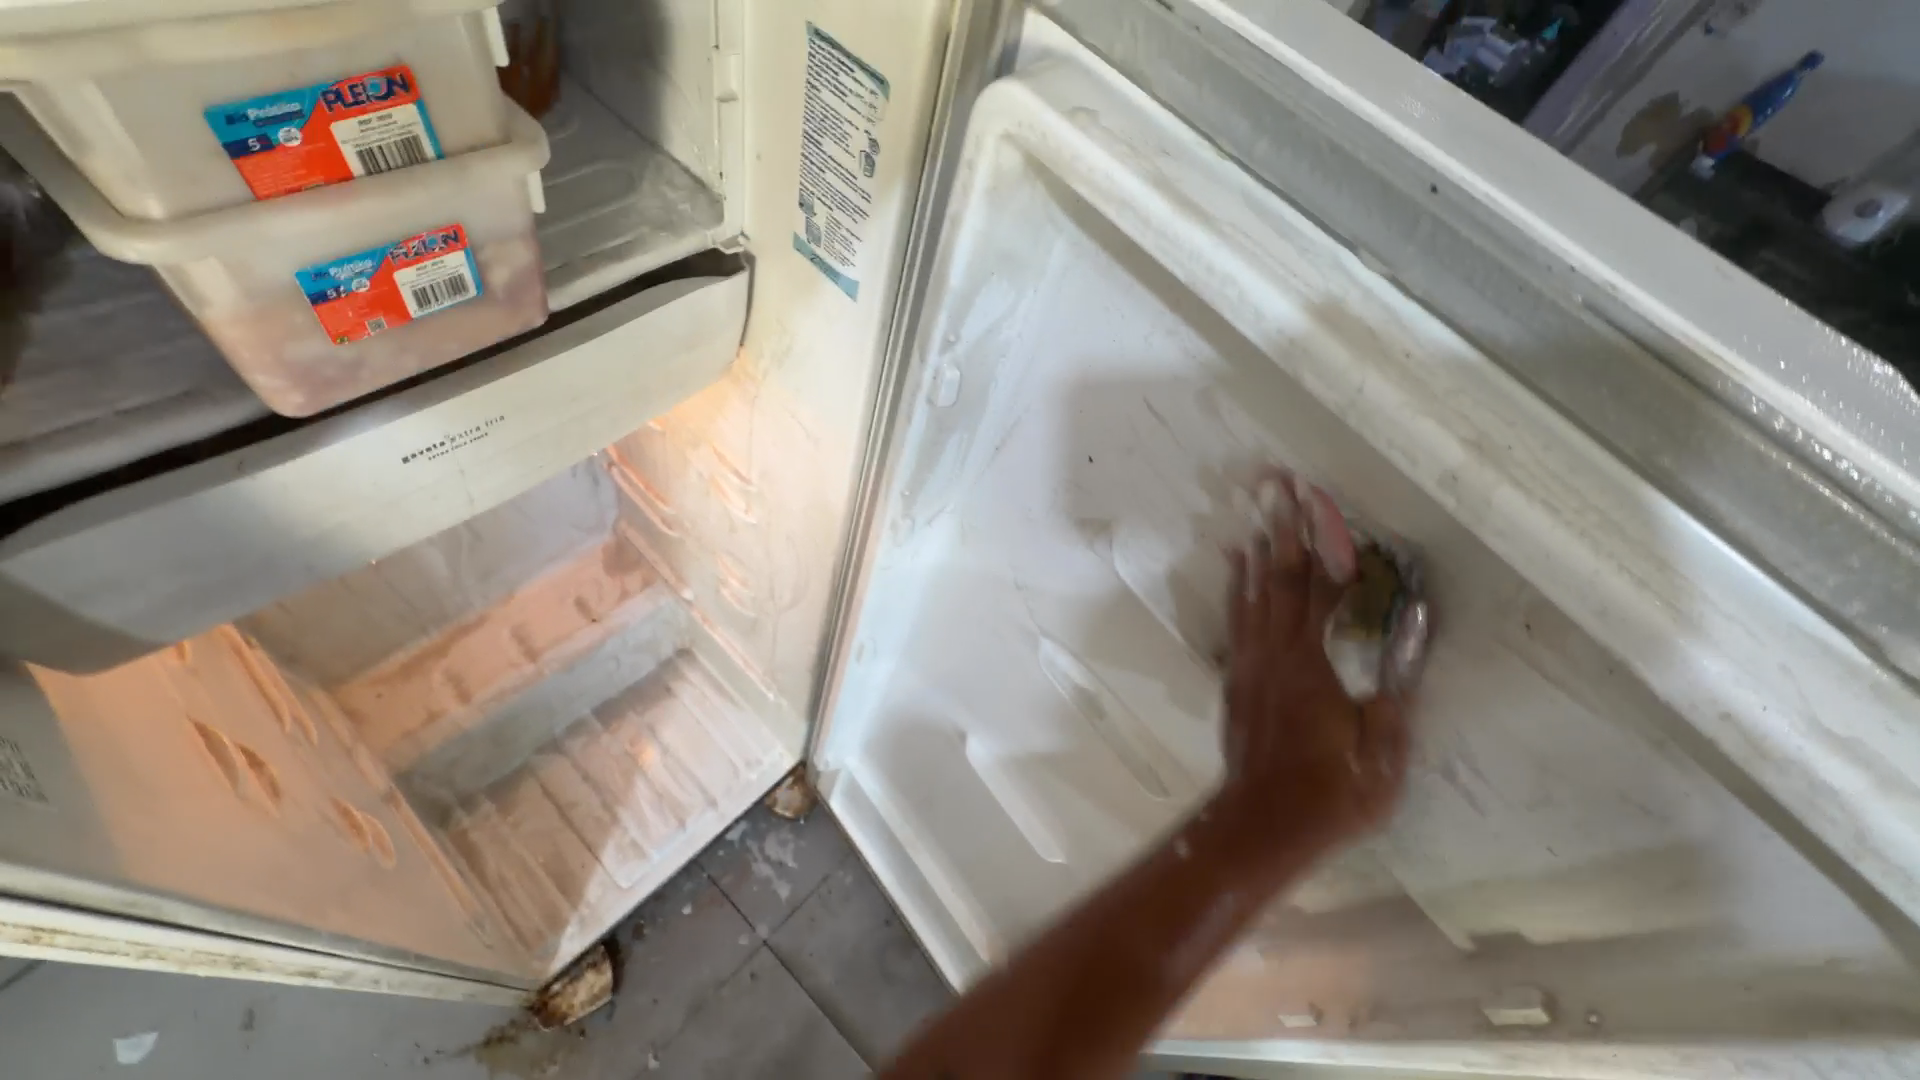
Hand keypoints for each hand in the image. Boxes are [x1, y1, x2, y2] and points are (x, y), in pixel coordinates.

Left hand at [1214, 473, 1419, 863]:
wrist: (1263, 823)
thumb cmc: (1332, 793)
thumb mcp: (1383, 747)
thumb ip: (1399, 679)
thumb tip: (1414, 617)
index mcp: (1311, 663)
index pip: (1321, 587)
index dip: (1325, 541)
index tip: (1322, 497)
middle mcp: (1272, 651)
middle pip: (1279, 576)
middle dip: (1282, 526)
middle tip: (1276, 480)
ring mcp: (1248, 662)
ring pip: (1250, 590)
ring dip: (1256, 545)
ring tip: (1253, 505)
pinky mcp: (1236, 677)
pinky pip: (1236, 616)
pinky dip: (1236, 584)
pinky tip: (1235, 563)